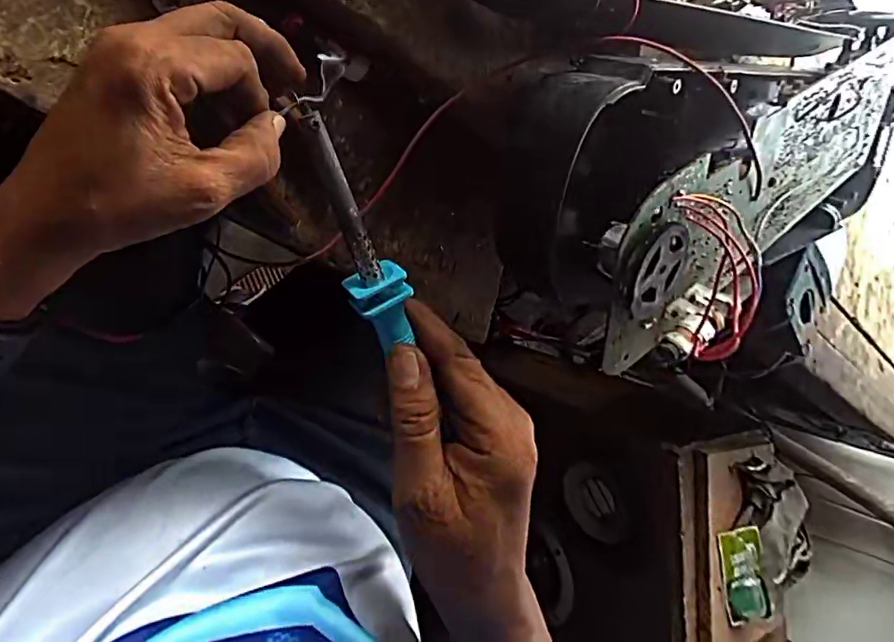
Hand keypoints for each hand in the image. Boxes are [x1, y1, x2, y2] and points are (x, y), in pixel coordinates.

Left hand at [0, 1, 305, 318]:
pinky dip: (206, 62)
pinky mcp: (110, 58)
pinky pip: (174, 42)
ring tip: (257, 94)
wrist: (39, 218)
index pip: (236, 58)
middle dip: (264, 44)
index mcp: (152, 64)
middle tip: (292, 76)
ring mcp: (116, 43)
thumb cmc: (115, 206)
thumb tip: (276, 123)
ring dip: (234, 54)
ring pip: (198, 25)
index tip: (260, 132)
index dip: (260, 94)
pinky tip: (219, 95)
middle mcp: (132, 37)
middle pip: (220, 17)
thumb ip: (255, 155)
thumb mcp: (201, 191)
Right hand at [388, 301, 548, 640]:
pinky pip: (462, 392)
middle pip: (459, 361)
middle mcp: (512, 420)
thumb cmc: (456, 555)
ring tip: (389, 355)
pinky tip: (410, 390)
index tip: (391, 300)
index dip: (421, 325)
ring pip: (459, 373)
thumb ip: (412, 416)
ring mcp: (509, 424)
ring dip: (424, 360)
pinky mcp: (498, 431)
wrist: (485, 593)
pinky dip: (433, 383)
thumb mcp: (421, 488)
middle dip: (418, 338)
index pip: (456, 359)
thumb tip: (403, 355)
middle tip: (381, 316)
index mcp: (500, 432)